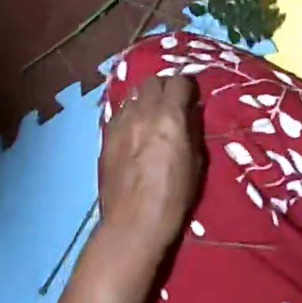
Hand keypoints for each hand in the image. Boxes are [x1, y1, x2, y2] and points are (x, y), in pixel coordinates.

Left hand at [98, 76, 200, 255]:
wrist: (133, 222)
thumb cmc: (173, 196)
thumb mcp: (196, 162)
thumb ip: (193, 130)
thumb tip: (191, 112)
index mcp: (169, 116)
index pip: (179, 81)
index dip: (187, 87)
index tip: (191, 97)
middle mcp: (143, 111)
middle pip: (152, 80)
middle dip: (164, 87)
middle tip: (171, 103)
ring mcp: (120, 121)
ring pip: (133, 94)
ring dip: (145, 99)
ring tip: (151, 115)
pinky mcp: (105, 135)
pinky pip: (119, 112)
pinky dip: (130, 114)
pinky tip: (134, 130)